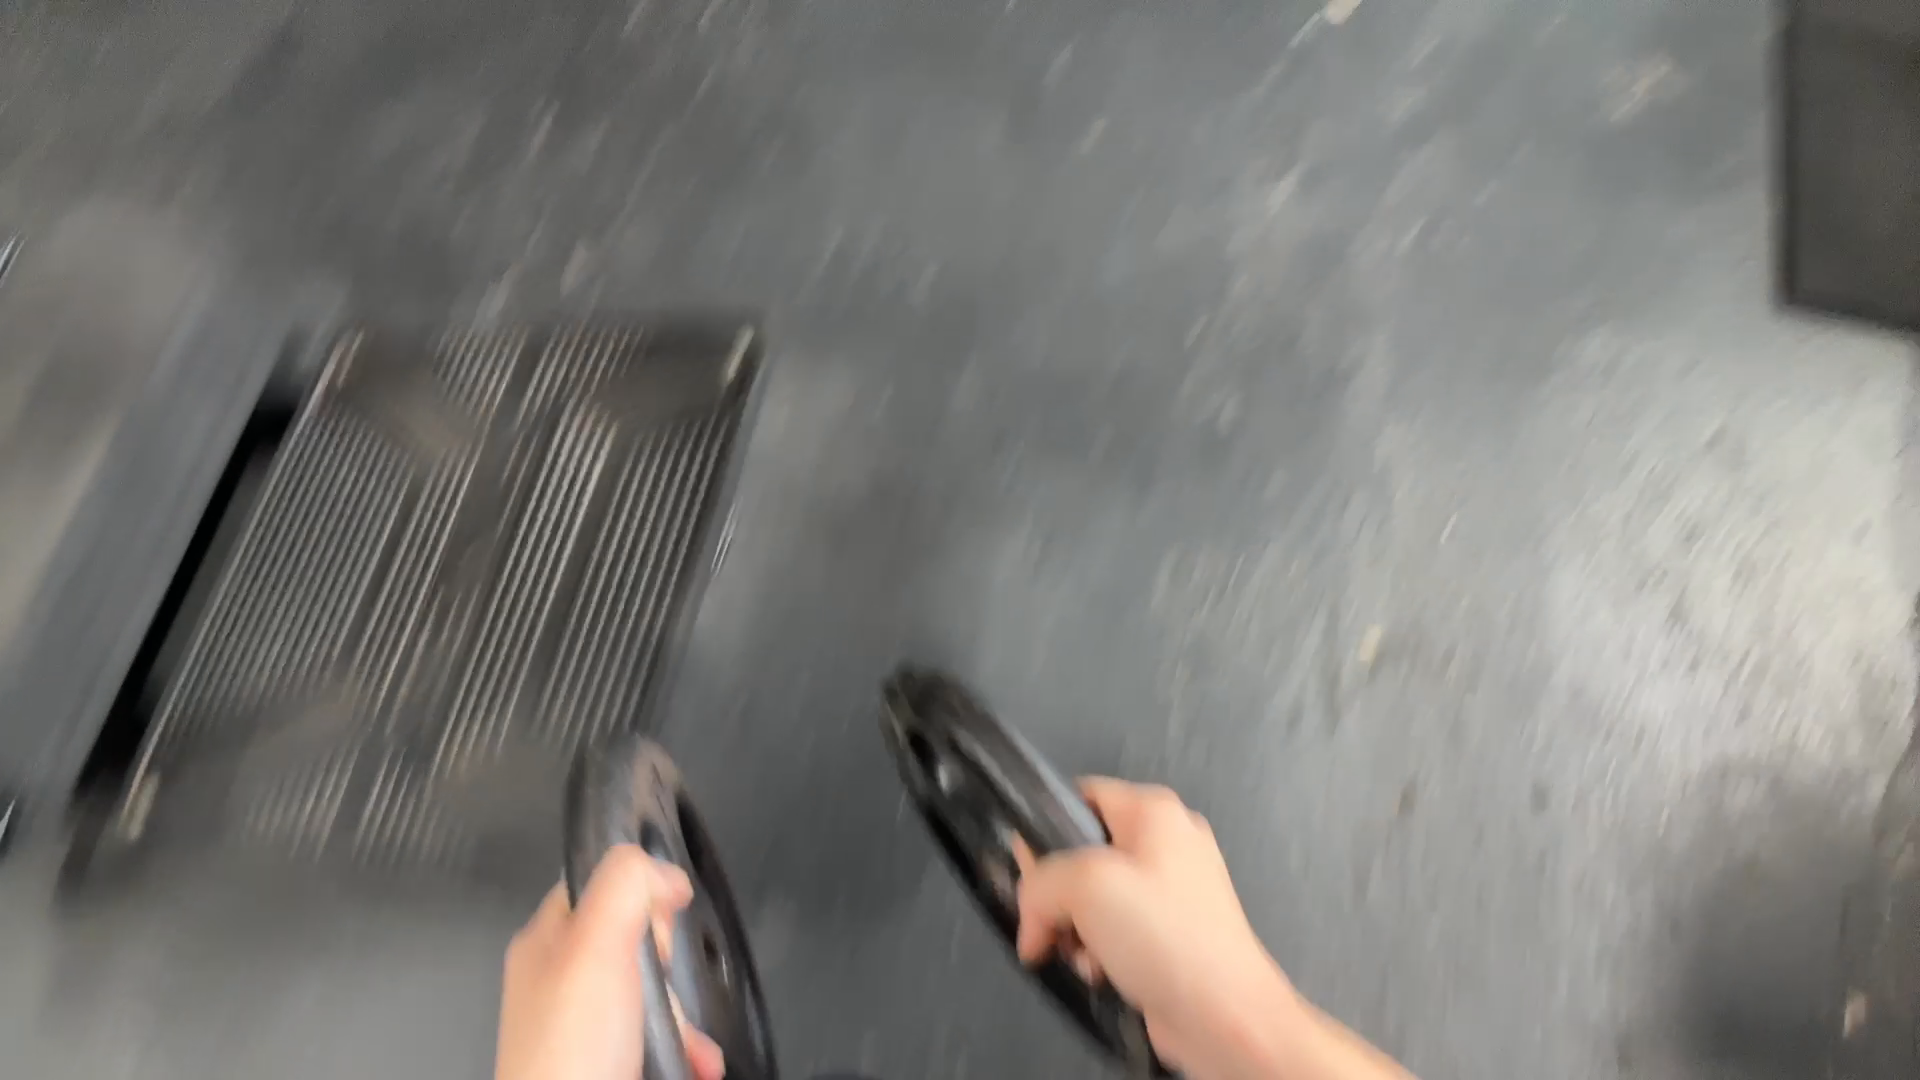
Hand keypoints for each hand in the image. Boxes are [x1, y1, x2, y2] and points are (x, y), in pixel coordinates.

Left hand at [497, 846, 726, 1079]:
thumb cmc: (570, 1054)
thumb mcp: (596, 942)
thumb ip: (627, 883)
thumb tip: (664, 872)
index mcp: (546, 941)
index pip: (600, 880)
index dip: (639, 886)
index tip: (661, 911)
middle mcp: (561, 979)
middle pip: (634, 933)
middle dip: (667, 953)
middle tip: (663, 973)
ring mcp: (583, 1024)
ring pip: (651, 986)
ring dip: (683, 1005)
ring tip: (686, 1027)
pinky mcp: (607, 1059)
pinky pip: (659, 1032)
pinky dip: (685, 1042)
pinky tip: (694, 1055)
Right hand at [1015, 778, 1413, 1079]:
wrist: (1226, 1019)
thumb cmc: (1176, 942)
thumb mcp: (1085, 886)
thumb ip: (1040, 879)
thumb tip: (1030, 900)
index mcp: (1153, 810)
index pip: (1078, 796)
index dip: (1046, 829)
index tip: (1031, 866)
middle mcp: (1166, 842)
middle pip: (1081, 852)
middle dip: (1059, 894)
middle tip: (1054, 918)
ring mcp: (1171, 889)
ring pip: (1094, 896)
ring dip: (1076, 929)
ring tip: (1084, 953)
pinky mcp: (1170, 930)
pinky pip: (1115, 928)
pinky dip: (1099, 949)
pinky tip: (1103, 971)